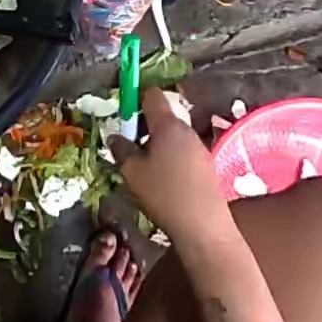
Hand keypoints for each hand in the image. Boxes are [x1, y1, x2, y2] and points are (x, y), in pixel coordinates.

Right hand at [107, 86, 235, 247]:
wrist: (203, 225)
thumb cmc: (164, 193)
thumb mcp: (132, 173)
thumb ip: (121, 150)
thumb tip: (115, 137)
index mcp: (167, 124)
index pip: (152, 95)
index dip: (137, 98)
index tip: (125, 113)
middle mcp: (186, 129)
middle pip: (163, 116)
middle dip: (144, 126)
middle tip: (130, 147)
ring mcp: (199, 146)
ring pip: (173, 135)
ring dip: (157, 144)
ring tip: (145, 168)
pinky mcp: (207, 163)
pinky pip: (184, 151)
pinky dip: (171, 157)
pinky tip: (164, 180)